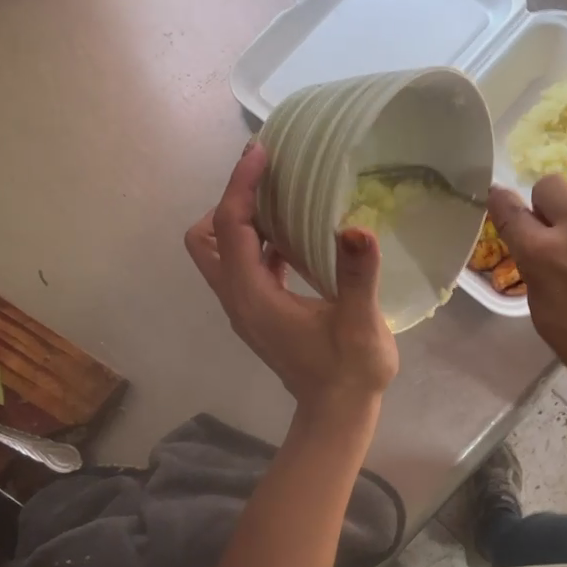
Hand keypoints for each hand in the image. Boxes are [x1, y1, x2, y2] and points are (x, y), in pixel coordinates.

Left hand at [186, 142, 398, 411]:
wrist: (338, 414)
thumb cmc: (350, 371)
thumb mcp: (361, 323)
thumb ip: (357, 276)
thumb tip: (356, 228)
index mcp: (252, 296)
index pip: (230, 227)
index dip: (241, 186)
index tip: (261, 151)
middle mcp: (237, 299)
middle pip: (205, 239)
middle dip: (228, 203)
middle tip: (265, 181)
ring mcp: (246, 308)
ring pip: (220, 253)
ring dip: (242, 221)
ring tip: (281, 197)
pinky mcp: (259, 314)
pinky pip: (244, 266)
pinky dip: (258, 242)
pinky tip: (294, 235)